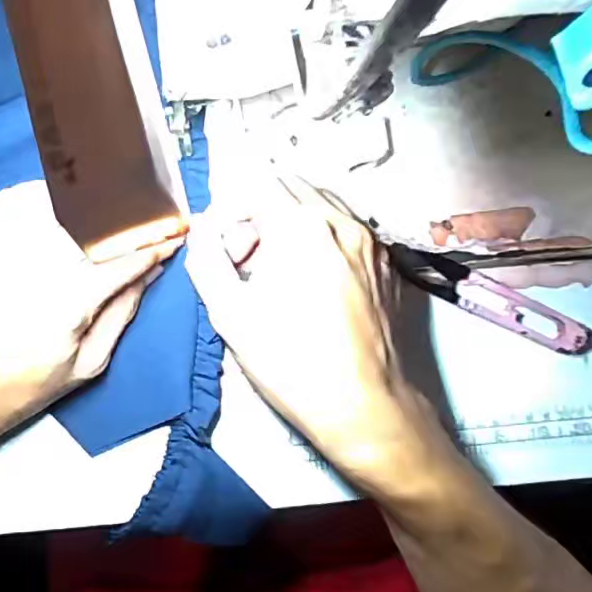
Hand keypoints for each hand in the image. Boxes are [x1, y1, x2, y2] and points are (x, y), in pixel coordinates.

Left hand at [0, 181, 180, 464]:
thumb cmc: (17, 388)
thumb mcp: (86, 363)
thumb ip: (122, 311)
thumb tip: (149, 273)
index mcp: (66, 301)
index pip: (125, 257)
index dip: (156, 245)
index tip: (173, 237)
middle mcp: (31, 263)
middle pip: (94, 219)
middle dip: (129, 217)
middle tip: (147, 220)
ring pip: (56, 199)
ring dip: (90, 203)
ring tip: (109, 212)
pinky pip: (17, 199)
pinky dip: (46, 196)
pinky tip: (62, 209)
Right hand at [184, 176, 447, 483]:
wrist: (364, 407)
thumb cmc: (291, 365)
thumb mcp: (229, 314)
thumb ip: (206, 259)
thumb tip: (204, 229)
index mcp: (301, 225)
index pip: (255, 184)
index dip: (230, 210)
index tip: (224, 246)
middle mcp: (342, 221)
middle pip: (290, 188)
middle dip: (262, 213)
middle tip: (248, 261)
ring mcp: (371, 242)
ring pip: (323, 206)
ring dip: (293, 224)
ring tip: (282, 273)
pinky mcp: (388, 266)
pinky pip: (349, 233)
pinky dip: (324, 241)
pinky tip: (316, 285)